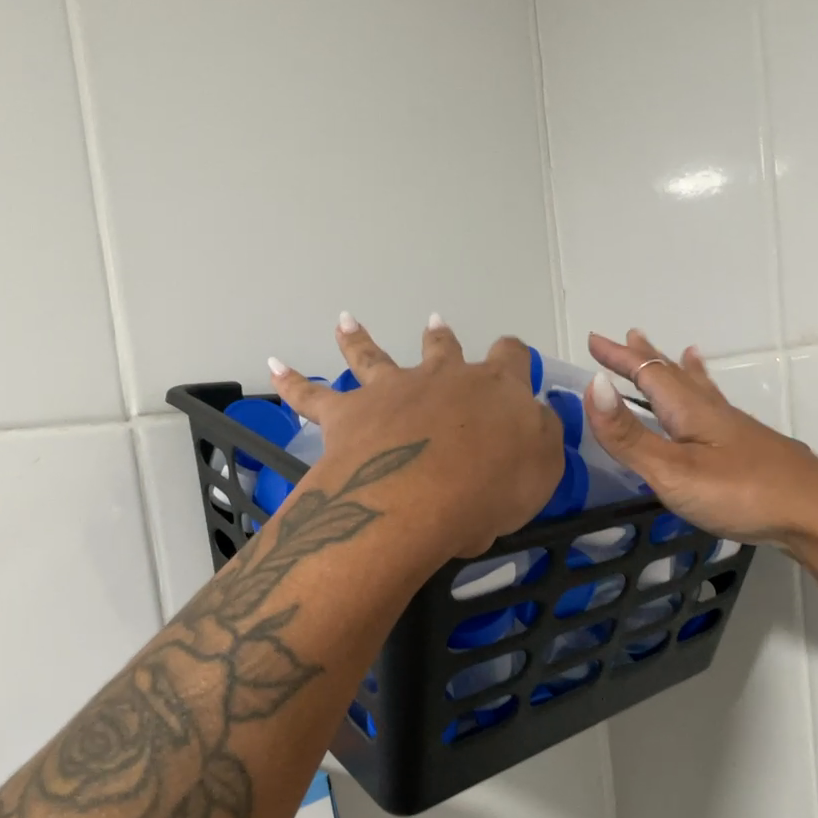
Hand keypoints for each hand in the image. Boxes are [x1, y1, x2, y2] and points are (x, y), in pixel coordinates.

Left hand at [271, 313, 565, 559]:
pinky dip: (292, 381)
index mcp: (496, 388)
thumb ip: (541, 436)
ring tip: (347, 321)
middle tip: (436, 325)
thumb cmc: (492, 487)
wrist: (423, 496)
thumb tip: (536, 416)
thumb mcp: (542, 467)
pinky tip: (274, 366)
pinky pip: (312, 395)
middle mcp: (442, 378)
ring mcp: (391, 391)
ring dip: (360, 338)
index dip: (514, 358)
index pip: (511, 358)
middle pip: (441, 348)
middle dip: (442, 338)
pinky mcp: (348, 414)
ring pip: (373, 356)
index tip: (516, 361)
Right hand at [584, 329, 817, 548]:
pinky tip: (718, 410)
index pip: (648, 374)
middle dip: (646, 359)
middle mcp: (712, 413)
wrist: (815, 515)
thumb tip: (593, 386)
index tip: (593, 340)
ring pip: (700, 390)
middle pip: (675, 376)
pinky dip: (707, 396)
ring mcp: (735, 431)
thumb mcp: (672, 470)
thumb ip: (630, 435)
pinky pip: (717, 410)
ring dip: (679, 372)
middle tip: (628, 337)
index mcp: (690, 412)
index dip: (620, 358)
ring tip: (679, 354)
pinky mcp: (750, 452)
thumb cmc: (740, 494)